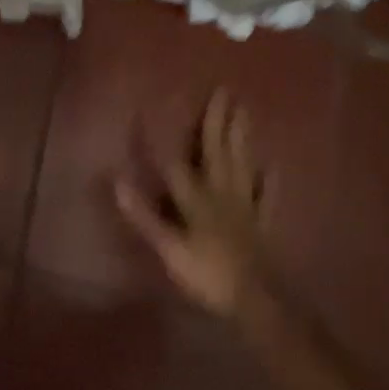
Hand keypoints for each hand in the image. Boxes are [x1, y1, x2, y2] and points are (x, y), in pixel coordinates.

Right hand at [116, 88, 273, 318]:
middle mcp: (220, 193)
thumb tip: (117, 180)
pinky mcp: (261, 221)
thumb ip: (145, 215)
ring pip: (242, 163)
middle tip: (223, 90)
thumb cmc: (209, 274)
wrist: (259, 299)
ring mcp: (244, 205)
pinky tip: (271, 165)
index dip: (157, 137)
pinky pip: (266, 194)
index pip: (173, 162)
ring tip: (244, 111)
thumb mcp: (170, 248)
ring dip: (242, 136)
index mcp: (196, 198)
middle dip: (217, 121)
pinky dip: (268, 178)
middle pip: (217, 151)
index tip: (147, 108)